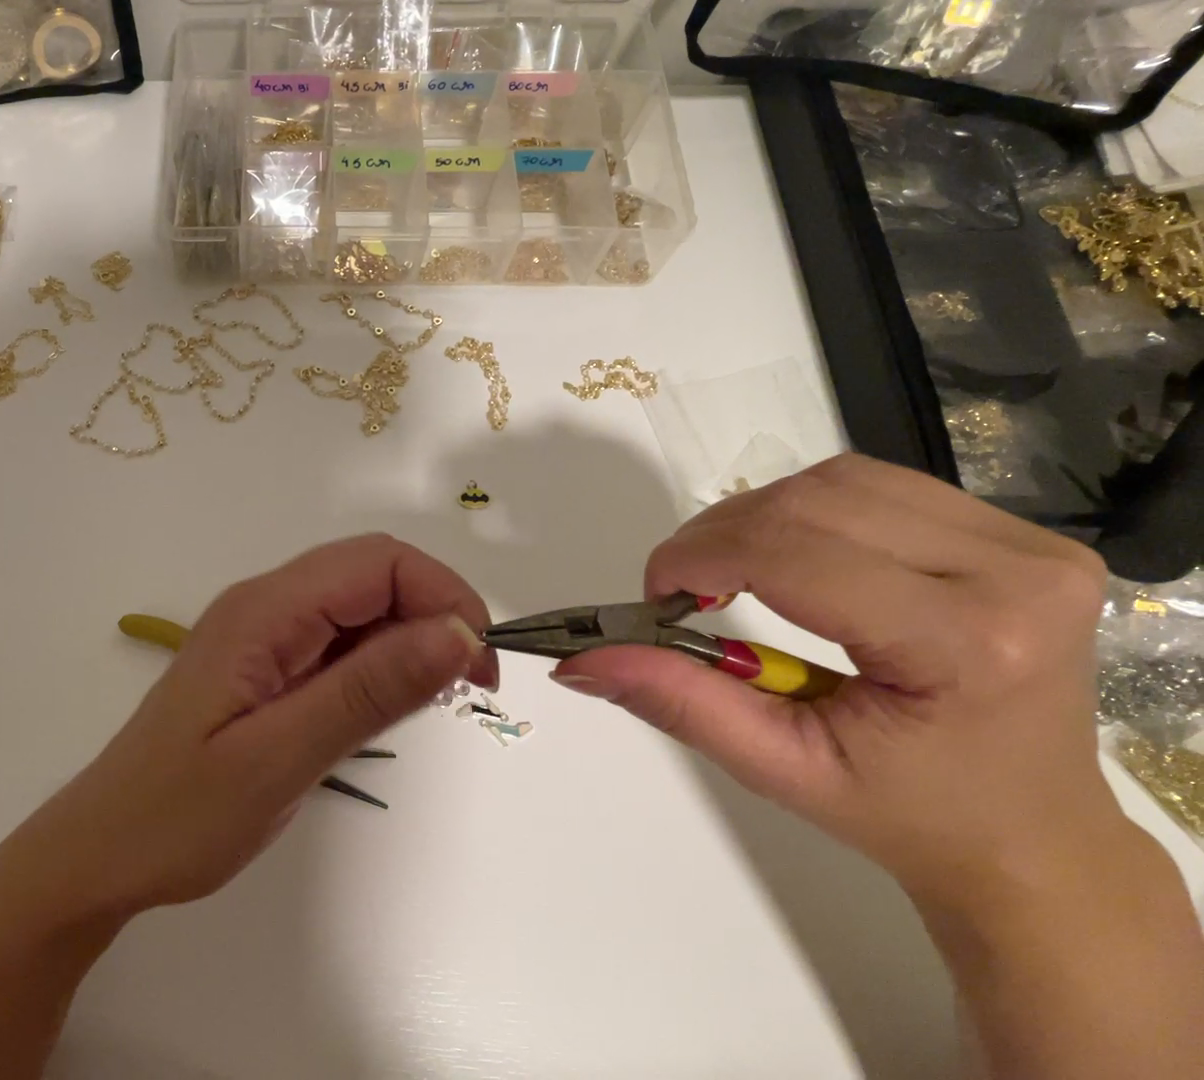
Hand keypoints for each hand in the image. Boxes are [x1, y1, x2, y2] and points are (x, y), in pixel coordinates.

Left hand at [6, 534, 493, 918]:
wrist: (105, 852)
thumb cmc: (181, 815)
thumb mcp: (281, 756)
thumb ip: (369, 690)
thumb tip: (457, 631)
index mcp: (262, 612)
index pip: (376, 562)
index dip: (442, 596)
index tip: (477, 665)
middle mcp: (263, 607)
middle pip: (370, 575)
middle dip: (434, 613)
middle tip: (469, 688)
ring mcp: (262, 637)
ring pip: (359, 609)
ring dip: (410, 640)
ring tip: (434, 703)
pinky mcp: (265, 669)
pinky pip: (338, 644)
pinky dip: (379, 666)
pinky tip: (388, 708)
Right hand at [553, 454, 1124, 907]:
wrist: (1028, 832)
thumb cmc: (906, 814)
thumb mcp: (780, 769)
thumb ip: (680, 703)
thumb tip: (579, 662)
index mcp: (968, 645)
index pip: (798, 556)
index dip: (700, 557)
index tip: (654, 595)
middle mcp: (1016, 574)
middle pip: (816, 502)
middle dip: (719, 534)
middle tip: (680, 589)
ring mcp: (1031, 544)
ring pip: (842, 480)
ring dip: (759, 515)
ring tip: (728, 572)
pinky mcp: (1023, 533)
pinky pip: (878, 486)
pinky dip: (806, 510)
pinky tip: (787, 558)